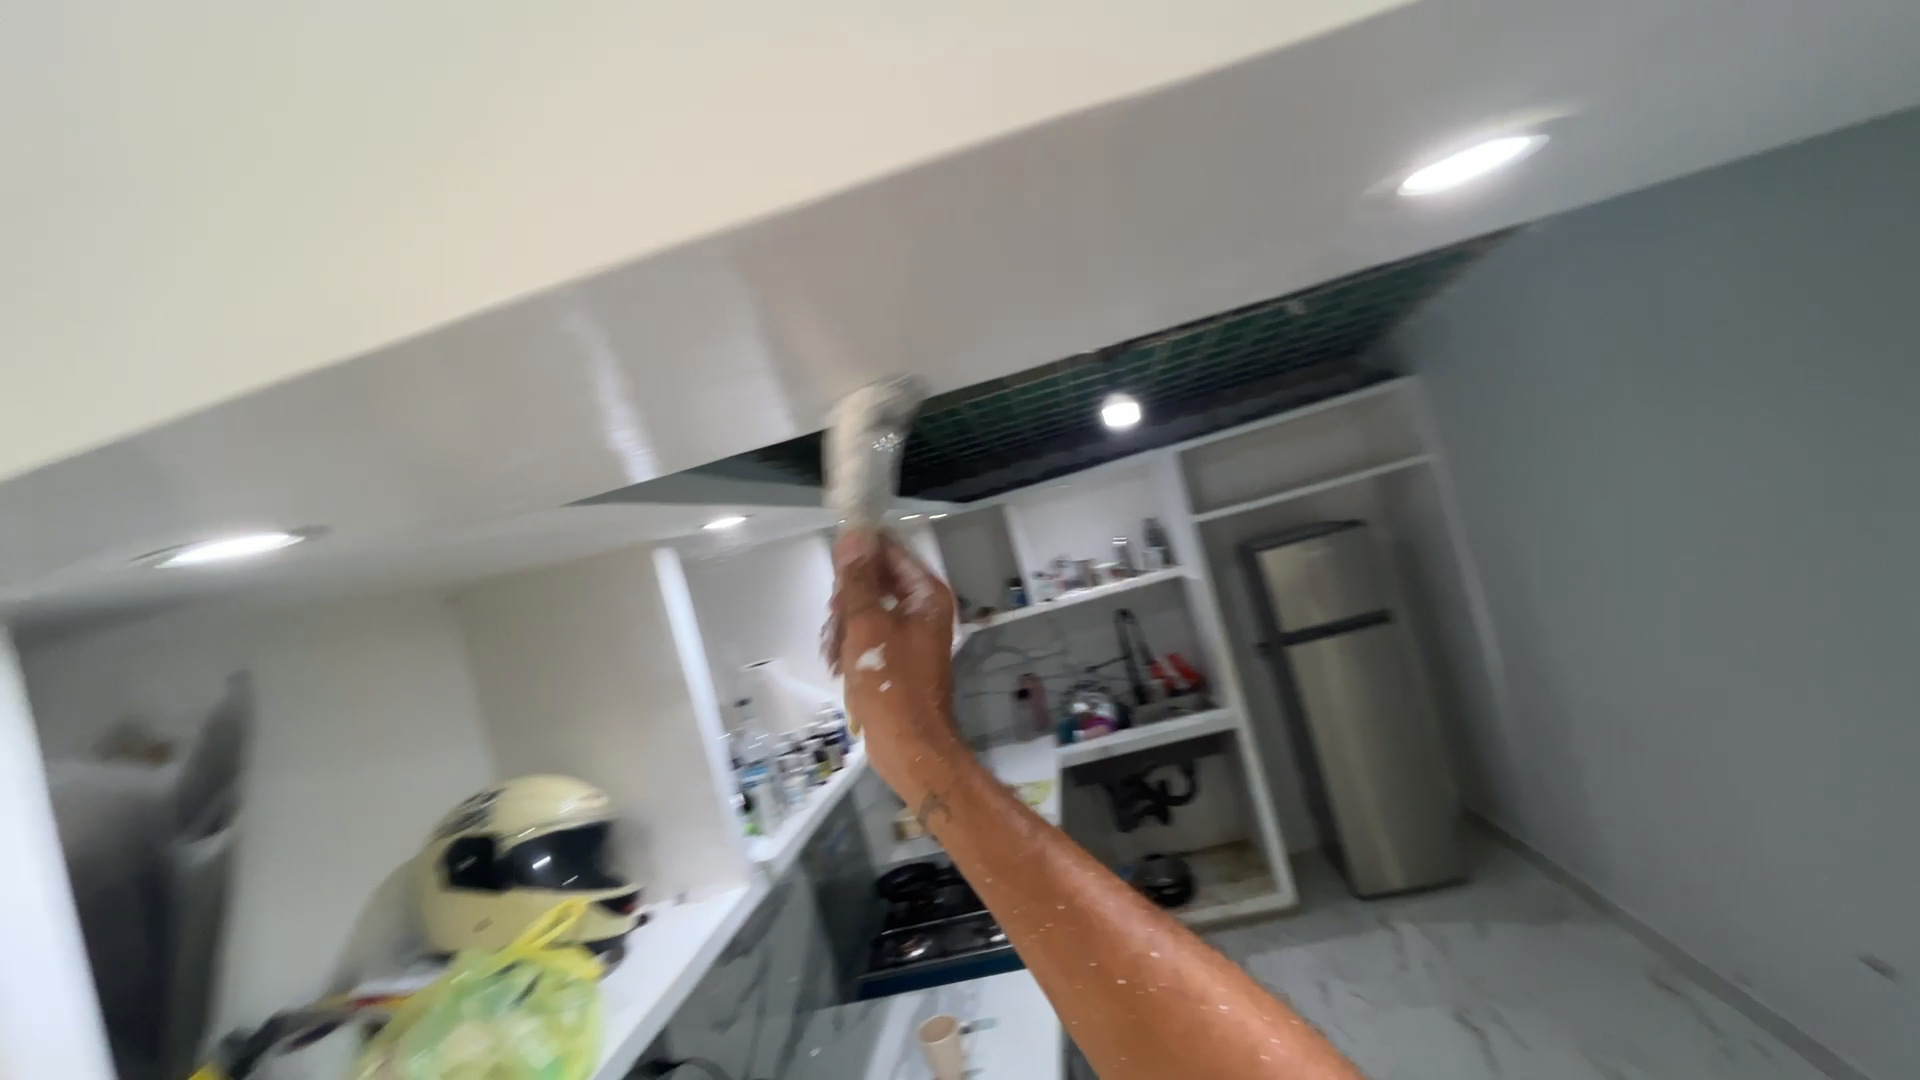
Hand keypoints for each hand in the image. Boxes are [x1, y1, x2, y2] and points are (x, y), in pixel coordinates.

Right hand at [823, 530, 960, 792]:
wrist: (908, 745)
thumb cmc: (891, 684)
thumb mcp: (867, 626)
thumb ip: (857, 580)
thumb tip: (853, 535)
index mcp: (926, 595)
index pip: (890, 552)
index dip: (860, 552)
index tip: (832, 563)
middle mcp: (923, 609)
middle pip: (876, 581)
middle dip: (848, 601)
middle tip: (833, 621)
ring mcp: (911, 634)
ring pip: (867, 610)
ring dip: (844, 627)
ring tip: (833, 654)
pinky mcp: (897, 657)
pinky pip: (869, 636)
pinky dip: (851, 646)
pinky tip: (837, 666)